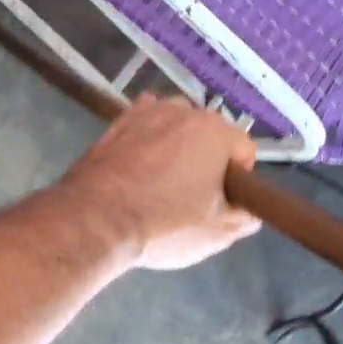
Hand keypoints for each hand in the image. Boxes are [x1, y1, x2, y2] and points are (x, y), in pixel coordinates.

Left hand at [54, 95, 258, 270]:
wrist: (96, 218)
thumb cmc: (166, 223)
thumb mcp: (219, 232)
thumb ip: (245, 216)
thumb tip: (247, 210)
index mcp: (215, 131)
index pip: (244, 149)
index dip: (240, 178)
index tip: (223, 202)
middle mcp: (182, 111)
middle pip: (209, 134)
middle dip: (207, 159)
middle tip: (193, 195)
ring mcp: (145, 113)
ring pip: (175, 124)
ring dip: (176, 144)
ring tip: (163, 180)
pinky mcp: (115, 122)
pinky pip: (142, 125)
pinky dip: (146, 139)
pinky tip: (138, 163)